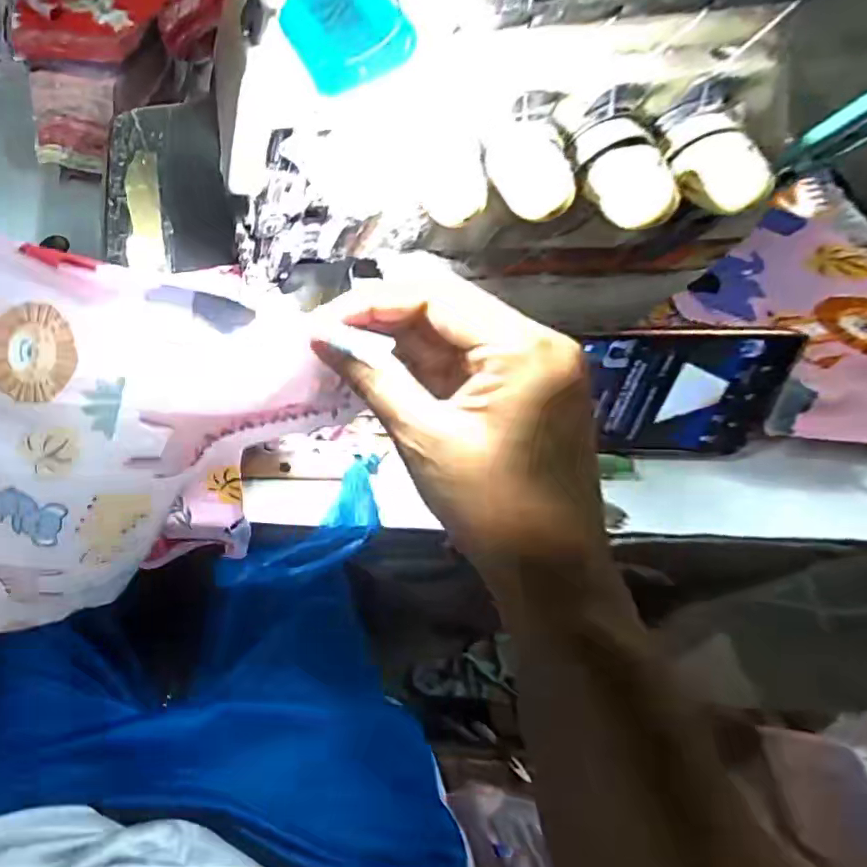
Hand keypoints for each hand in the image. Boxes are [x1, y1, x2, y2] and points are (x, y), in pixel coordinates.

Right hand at [312, 270, 605, 575]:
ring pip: (446, 332)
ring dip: (391, 337)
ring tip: (336, 345)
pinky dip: (412, 362)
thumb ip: (371, 376)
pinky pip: (455, 360)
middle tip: (321, 331)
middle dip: (377, 315)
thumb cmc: (487, 502)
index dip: (369, 304)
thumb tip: (320, 339)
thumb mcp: (420, 434)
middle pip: (444, 306)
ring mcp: (527, 367)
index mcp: (523, 349)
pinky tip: (371, 365)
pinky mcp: (515, 390)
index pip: (436, 298)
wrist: (547, 567)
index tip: (318, 323)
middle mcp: (534, 344)